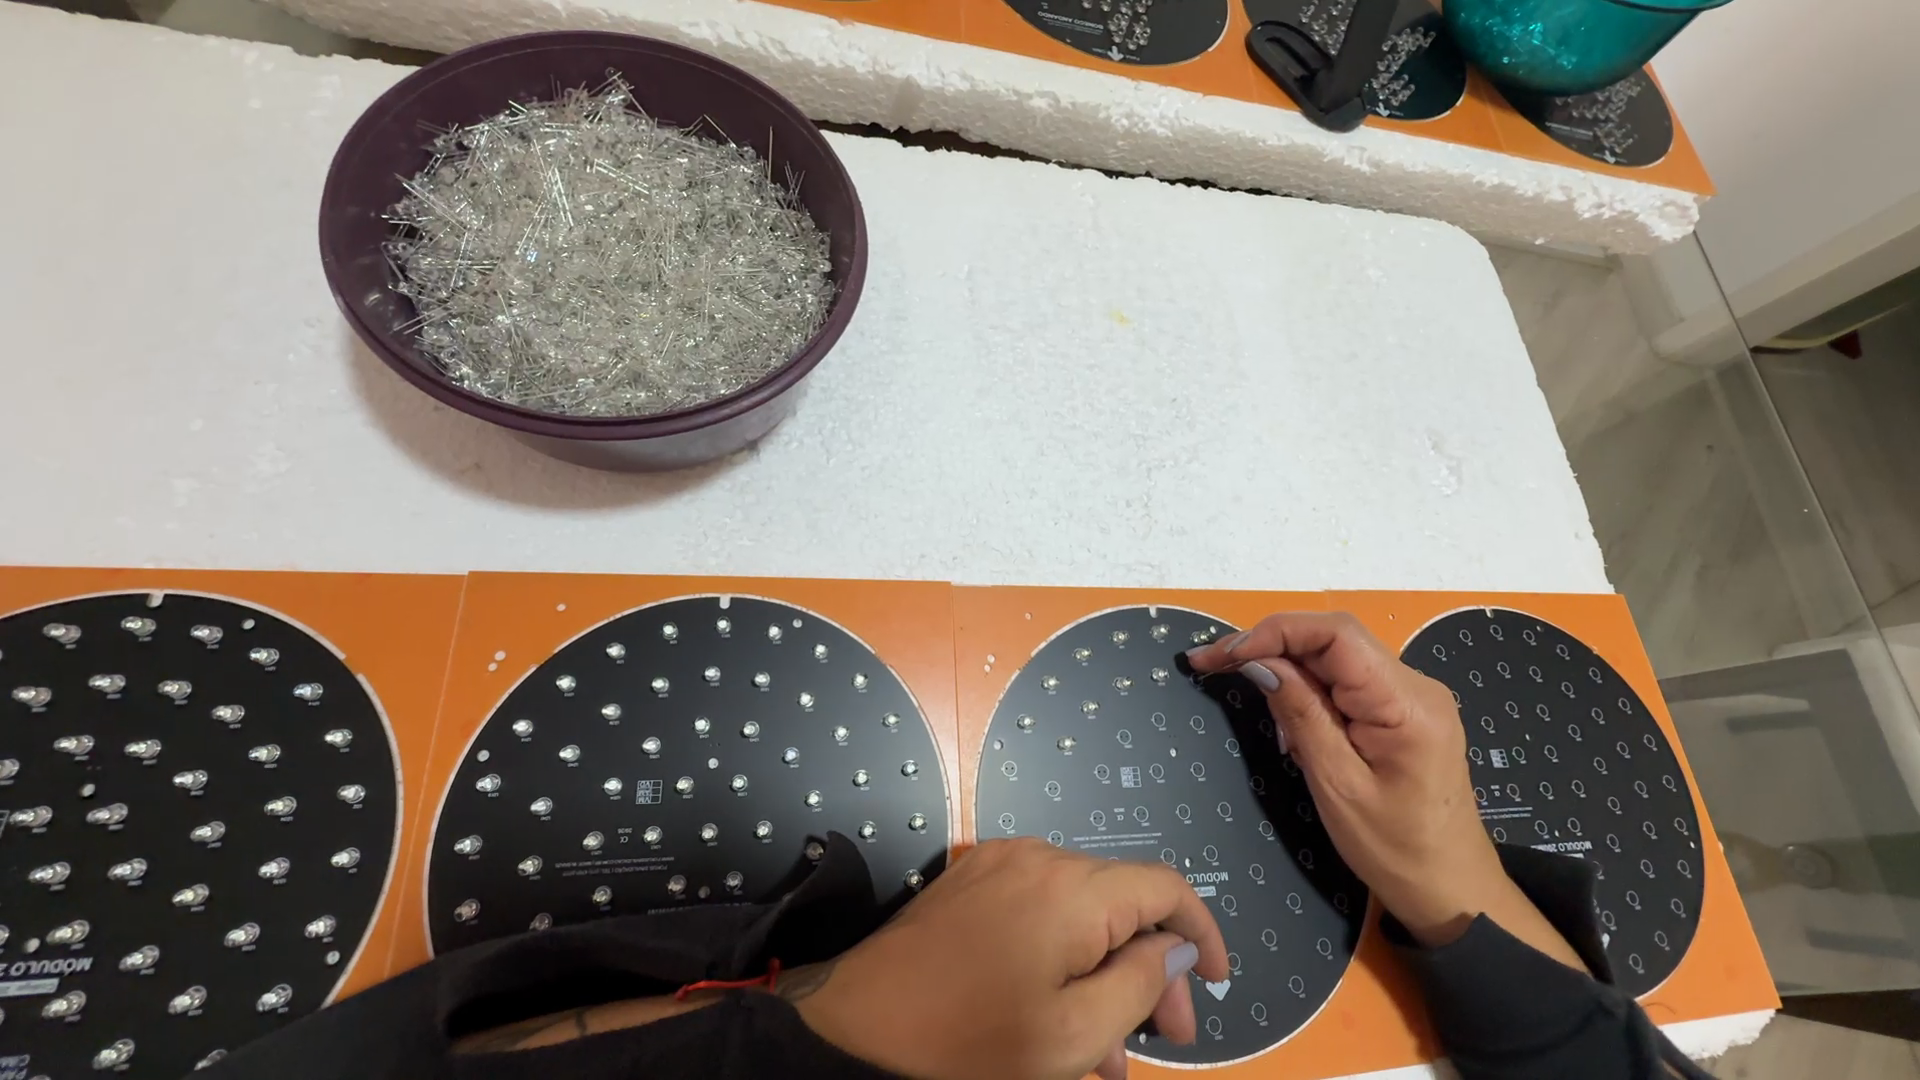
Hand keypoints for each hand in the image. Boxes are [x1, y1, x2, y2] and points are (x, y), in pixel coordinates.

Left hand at [793, 838, 1229, 1079]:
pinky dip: (1064, 949)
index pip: (1163, 883)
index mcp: (1070, 887)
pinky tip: (1060, 1004)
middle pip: (1121, 897)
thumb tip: (1177, 944)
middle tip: (1166, 1037)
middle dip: (1152, 964)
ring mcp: (1000, 860)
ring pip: (1081, 908)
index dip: (1201, 927)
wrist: (860, 1025)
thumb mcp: (1073, 1033)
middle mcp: (1038, 855)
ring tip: (1108, 1047)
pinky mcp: (973, 876)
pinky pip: (1039, 905)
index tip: (1220, 980)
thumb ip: (1141, 983)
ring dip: (1105, 966)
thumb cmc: (972, 1040)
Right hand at [1185, 613, 1583, 967]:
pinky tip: (1287, 721)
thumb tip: (1256, 661)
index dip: (1273, 632)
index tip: (1223, 655)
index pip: (1335, 635)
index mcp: (1406, 703)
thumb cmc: (1394, 848)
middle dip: (1268, 644)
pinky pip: (1343, 681)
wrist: (1452, 892)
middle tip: (1212, 664)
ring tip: (1248, 696)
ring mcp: (1409, 696)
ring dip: (1283, 667)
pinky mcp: (1399, 711)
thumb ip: (1300, 713)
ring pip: (1333, 657)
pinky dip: (1304, 688)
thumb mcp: (1336, 783)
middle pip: (1331, 639)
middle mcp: (1414, 685)